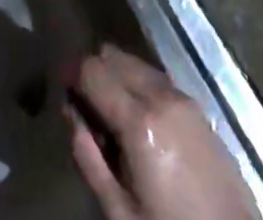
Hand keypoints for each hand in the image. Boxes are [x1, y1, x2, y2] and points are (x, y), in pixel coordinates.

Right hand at [66, 45, 253, 219]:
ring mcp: (185, 101)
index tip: (63, 94)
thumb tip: (71, 114)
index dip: (70, 75)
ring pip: (136, 64)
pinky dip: (138, 85)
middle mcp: (162, 97)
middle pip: (113, 57)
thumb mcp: (118, 210)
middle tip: (85, 109)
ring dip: (116, 77)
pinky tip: (139, 120)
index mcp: (139, 121)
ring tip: (112, 116)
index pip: (92, 69)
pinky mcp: (200, 110)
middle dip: (93, 74)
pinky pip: (157, 80)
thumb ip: (87, 155)